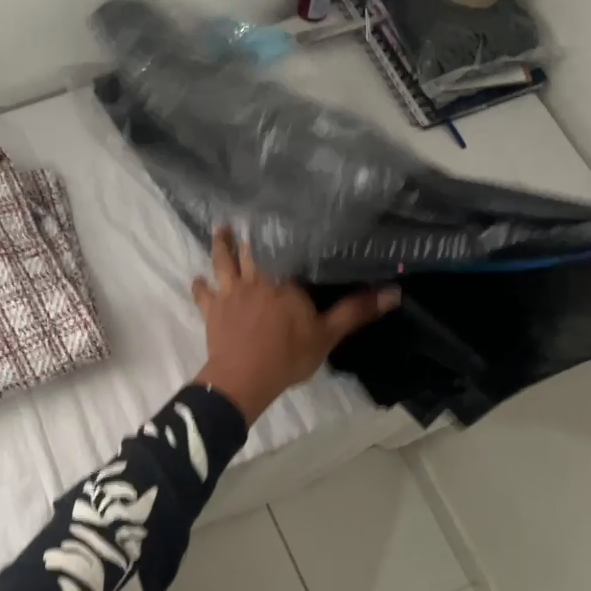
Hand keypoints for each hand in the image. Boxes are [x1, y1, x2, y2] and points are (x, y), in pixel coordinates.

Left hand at [190, 227, 398, 422]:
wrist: (244, 377)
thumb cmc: (288, 354)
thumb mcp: (328, 334)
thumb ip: (356, 311)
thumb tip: (394, 292)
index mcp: (284, 280)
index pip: (285, 249)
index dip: (283, 232)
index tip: (282, 213)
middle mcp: (256, 278)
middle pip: (250, 250)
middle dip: (249, 233)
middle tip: (246, 214)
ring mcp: (231, 293)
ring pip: (224, 263)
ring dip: (221, 246)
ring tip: (220, 229)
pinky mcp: (212, 310)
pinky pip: (203, 294)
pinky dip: (200, 286)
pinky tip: (197, 279)